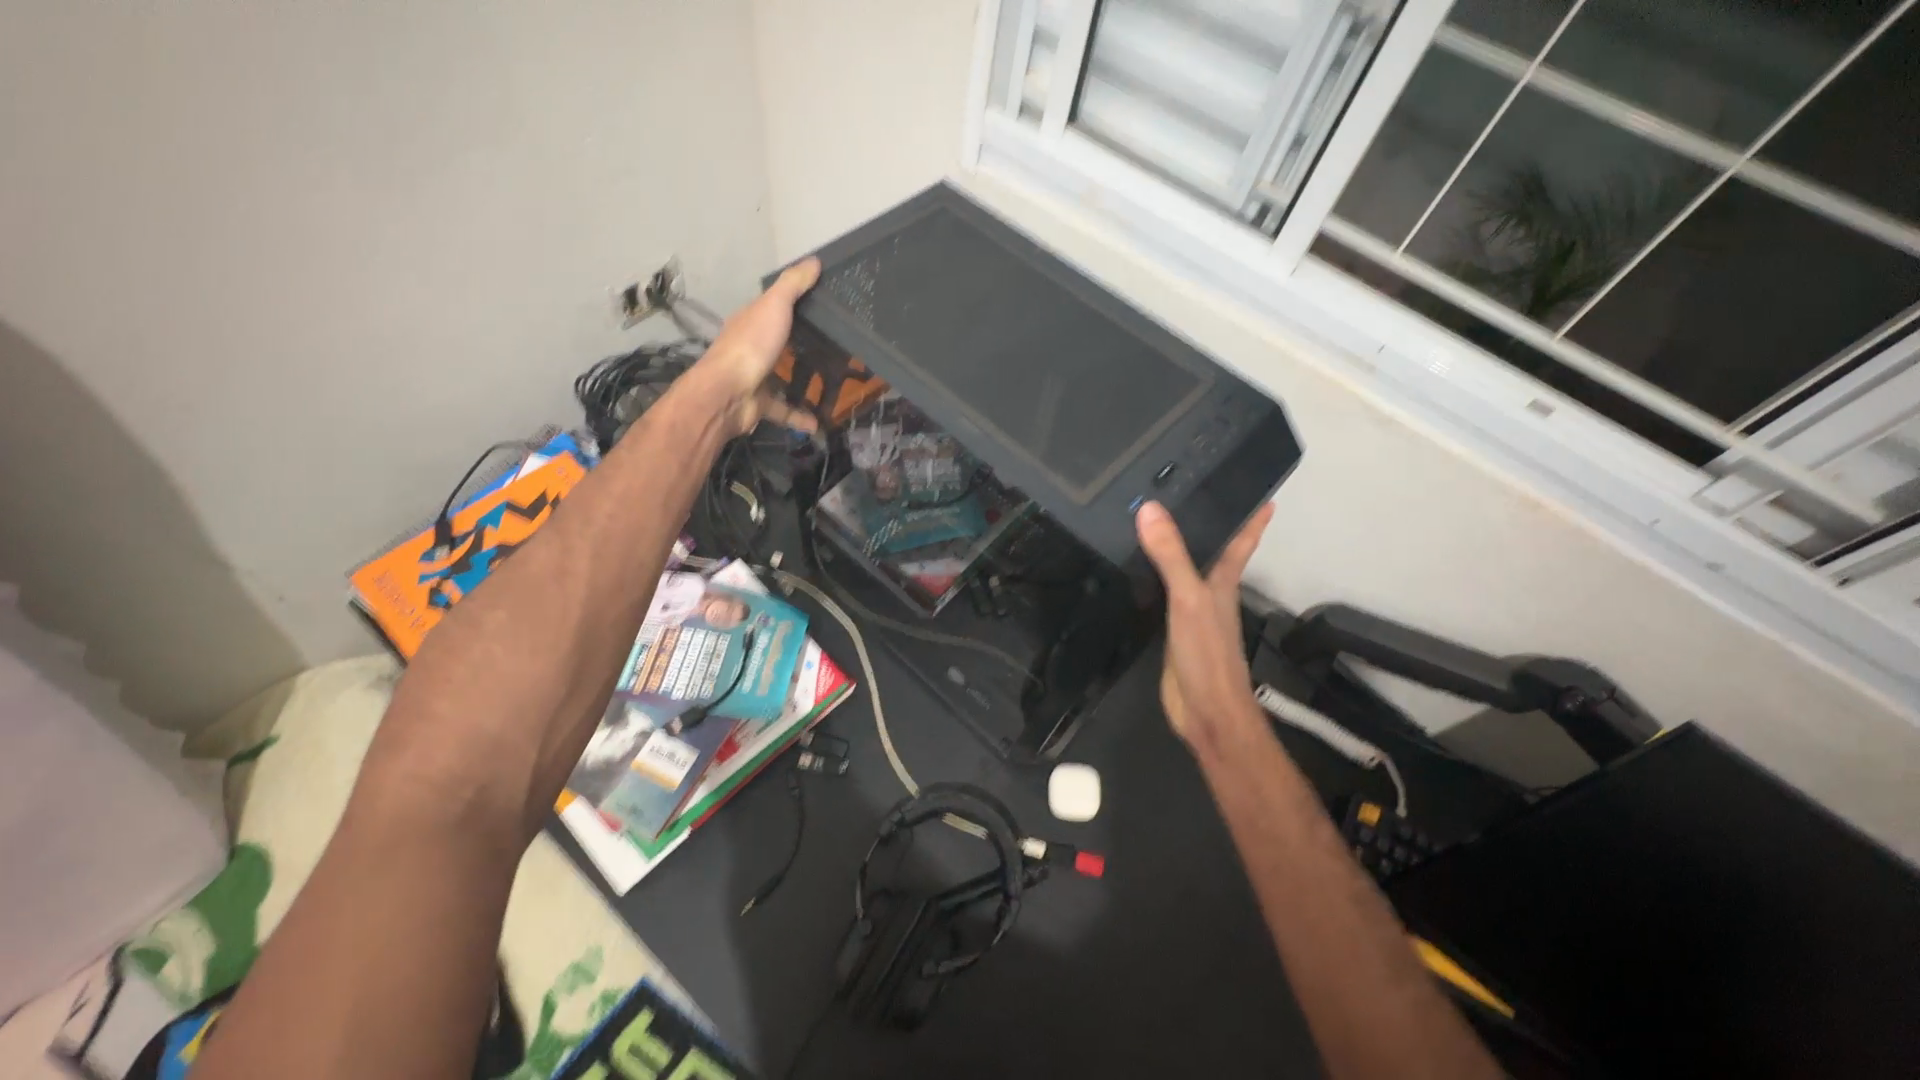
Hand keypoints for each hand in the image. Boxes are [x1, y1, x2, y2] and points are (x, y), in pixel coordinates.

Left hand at [685, 257, 822, 437]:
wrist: (727, 394)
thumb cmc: (751, 345)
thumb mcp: (774, 306)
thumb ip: (793, 285)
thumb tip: (814, 261)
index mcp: (752, 321)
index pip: (773, 307)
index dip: (794, 303)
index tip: (823, 304)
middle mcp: (751, 347)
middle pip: (779, 341)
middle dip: (800, 343)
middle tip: (834, 345)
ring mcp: (754, 377)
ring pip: (781, 377)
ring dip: (802, 382)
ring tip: (830, 383)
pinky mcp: (759, 404)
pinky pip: (783, 410)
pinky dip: (800, 416)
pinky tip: (818, 423)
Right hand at [1135, 500, 1273, 746]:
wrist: (1207, 711)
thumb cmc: (1208, 654)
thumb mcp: (1189, 600)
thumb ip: (1171, 557)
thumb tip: (1150, 510)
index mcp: (1222, 583)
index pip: (1241, 543)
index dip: (1252, 519)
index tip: (1264, 495)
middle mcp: (1210, 594)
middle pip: (1212, 554)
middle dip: (1208, 528)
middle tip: (1192, 494)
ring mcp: (1192, 616)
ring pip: (1186, 574)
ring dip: (1178, 552)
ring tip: (1159, 524)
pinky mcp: (1172, 634)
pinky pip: (1164, 597)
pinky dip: (1155, 580)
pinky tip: (1140, 574)